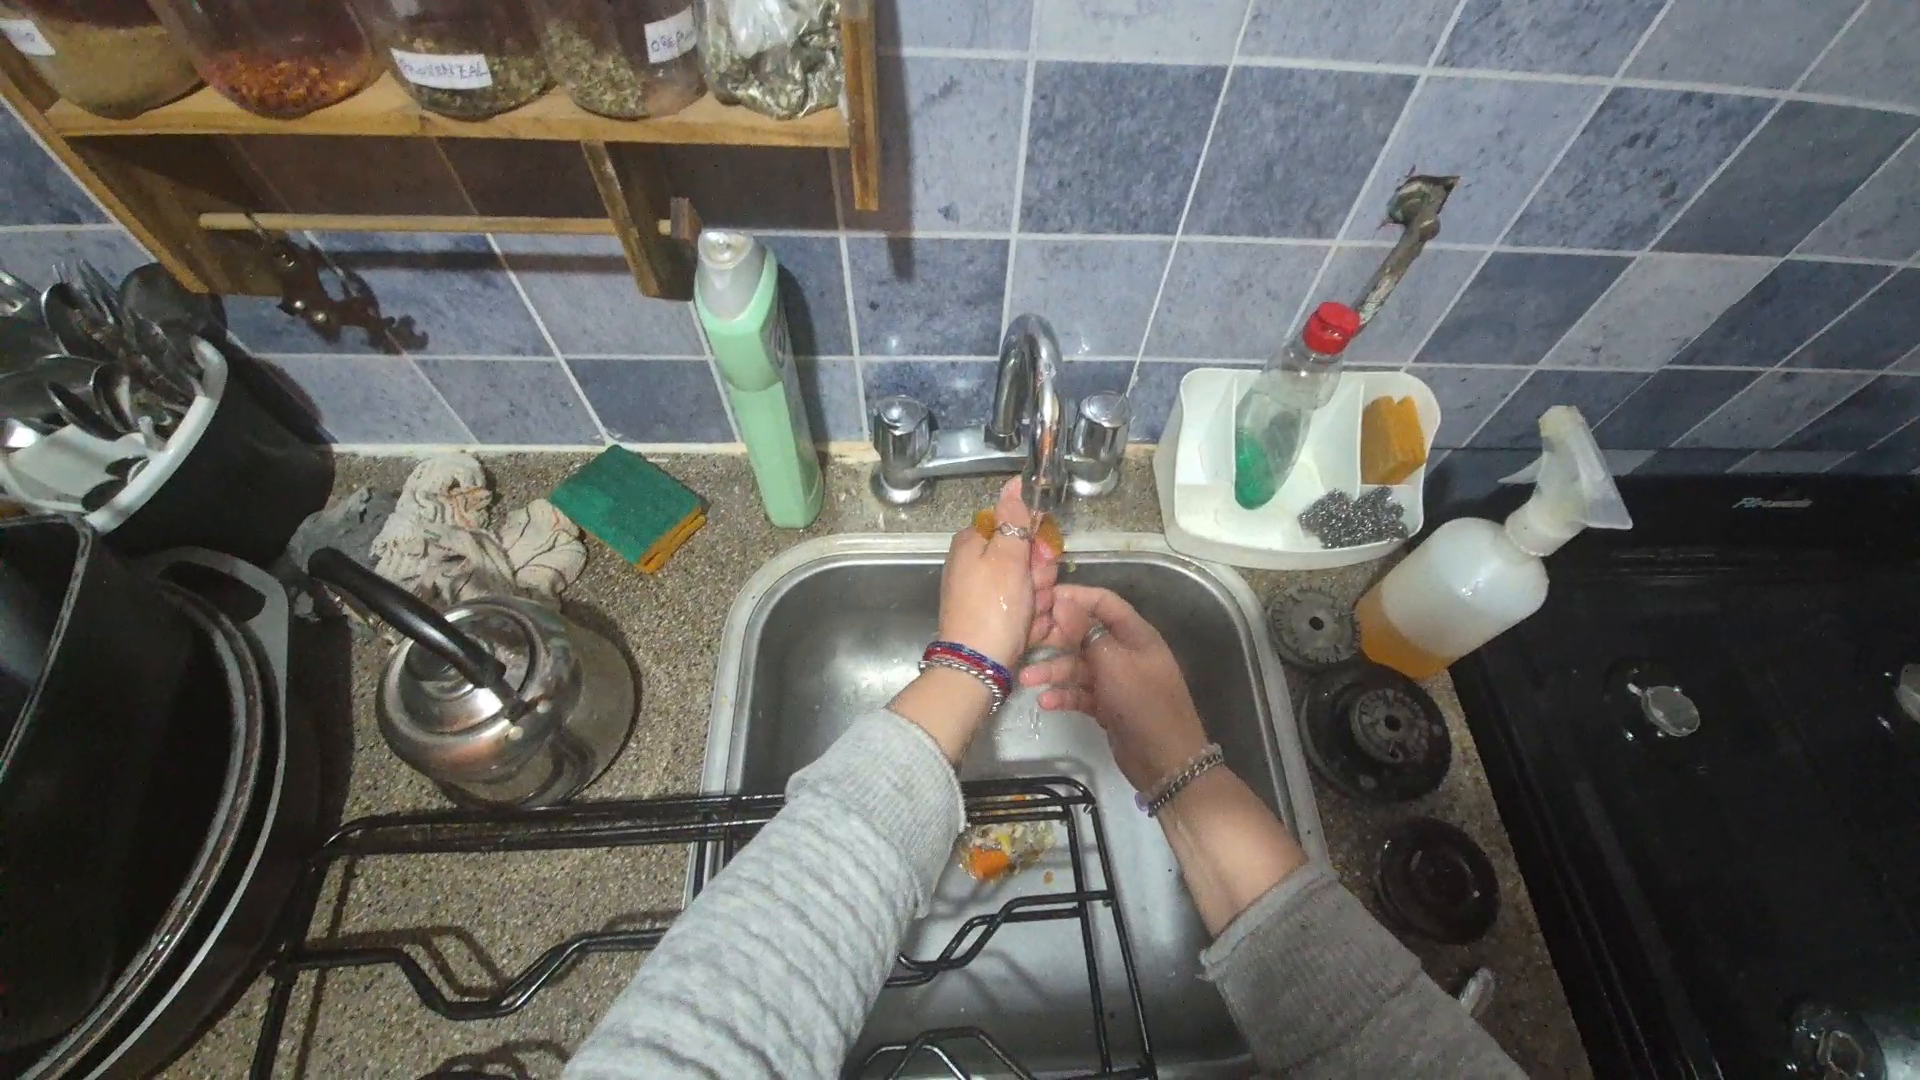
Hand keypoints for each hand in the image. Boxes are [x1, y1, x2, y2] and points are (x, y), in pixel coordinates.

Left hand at [936, 477, 1061, 667]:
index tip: (1044, 554)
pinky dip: (1032, 619)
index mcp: (974, 543)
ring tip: (1028, 614)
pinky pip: (1027, 609)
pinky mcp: (997, 616)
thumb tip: (1013, 482)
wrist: (980, 665)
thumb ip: (1013, 519)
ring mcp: (988, 592)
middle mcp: (978, 564)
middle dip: (1040, 574)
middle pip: (1028, 556)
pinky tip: (1026, 629)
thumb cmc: (992, 607)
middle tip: (1033, 590)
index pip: (1017, 524)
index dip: (1037, 539)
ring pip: (1033, 584)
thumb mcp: (1006, 557)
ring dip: (1039, 600)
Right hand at [1020, 585, 1211, 791]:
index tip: (1042, 597)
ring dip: (1054, 671)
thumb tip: (1062, 600)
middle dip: (1057, 638)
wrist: (1166, 762)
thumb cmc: (1143, 704)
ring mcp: (1117, 680)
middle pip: (1086, 635)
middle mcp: (1126, 652)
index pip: (1103, 603)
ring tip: (1027, 680)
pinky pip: (1081, 693)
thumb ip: (1086, 631)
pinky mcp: (1108, 705)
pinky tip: (1046, 703)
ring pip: (1080, 666)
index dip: (1075, 596)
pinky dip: (1065, 695)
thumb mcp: (1114, 663)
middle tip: (1027, 639)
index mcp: (1136, 634)